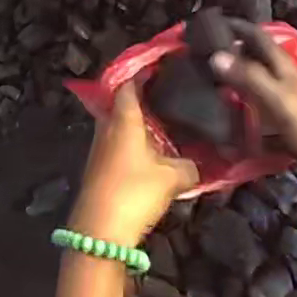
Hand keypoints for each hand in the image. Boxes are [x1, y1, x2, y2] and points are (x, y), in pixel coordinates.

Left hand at [69, 84, 198, 248]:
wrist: (100, 227)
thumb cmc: (134, 191)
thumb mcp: (172, 178)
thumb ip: (189, 165)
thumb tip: (197, 162)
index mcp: (123, 117)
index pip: (129, 84)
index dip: (143, 73)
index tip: (162, 68)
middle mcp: (107, 124)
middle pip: (123, 102)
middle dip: (144, 99)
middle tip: (170, 98)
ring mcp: (100, 144)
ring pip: (121, 123)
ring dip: (139, 123)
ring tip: (167, 125)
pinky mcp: (99, 163)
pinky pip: (118, 142)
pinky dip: (134, 141)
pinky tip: (152, 152)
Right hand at [209, 26, 296, 204]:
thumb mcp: (282, 103)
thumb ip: (250, 78)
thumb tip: (214, 54)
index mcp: (287, 72)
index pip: (259, 38)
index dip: (237, 27)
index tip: (205, 25)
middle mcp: (287, 86)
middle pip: (254, 63)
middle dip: (229, 57)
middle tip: (196, 58)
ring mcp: (288, 110)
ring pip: (254, 91)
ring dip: (232, 88)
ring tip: (202, 89)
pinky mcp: (287, 133)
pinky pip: (257, 120)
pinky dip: (241, 120)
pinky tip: (225, 128)